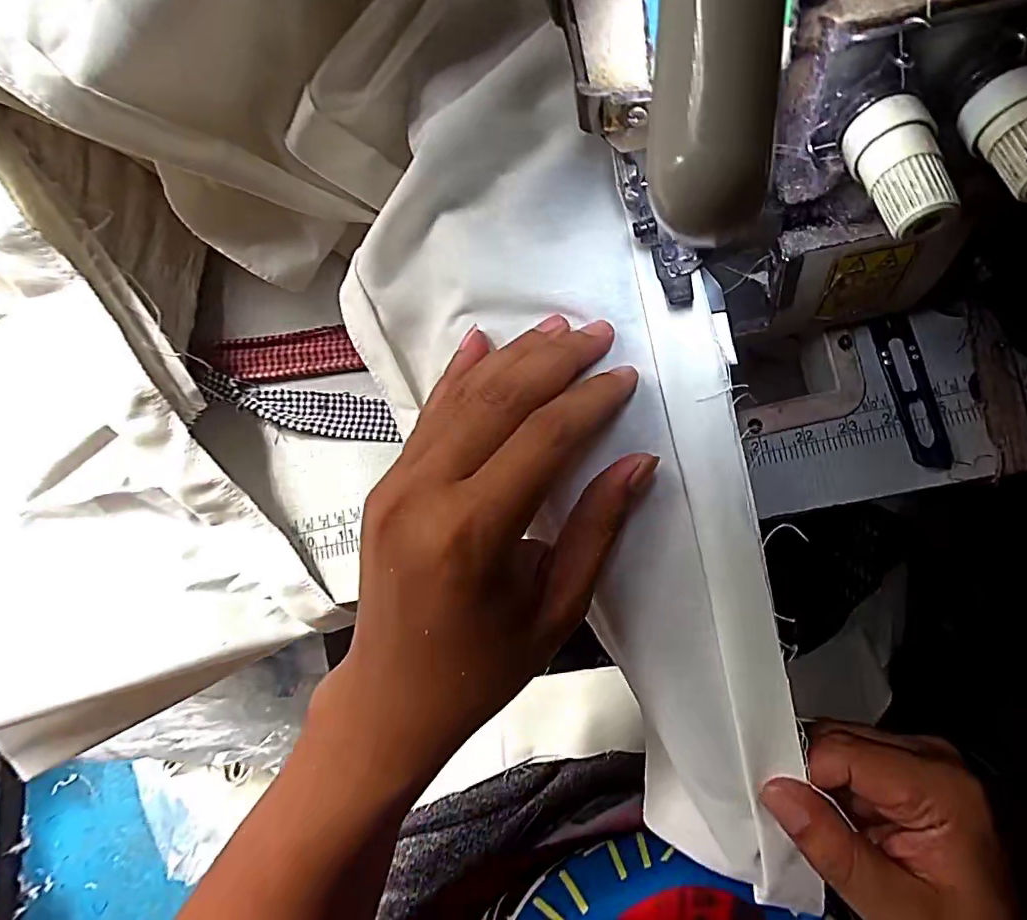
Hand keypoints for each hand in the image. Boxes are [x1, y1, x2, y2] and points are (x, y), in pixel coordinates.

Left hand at [326, 314, 656, 779]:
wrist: (389, 699)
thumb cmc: (479, 668)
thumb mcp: (556, 609)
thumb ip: (598, 528)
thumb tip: (638, 463)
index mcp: (472, 533)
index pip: (543, 439)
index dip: (590, 400)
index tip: (623, 376)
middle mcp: (425, 494)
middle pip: (500, 400)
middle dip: (556, 361)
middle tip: (597, 335)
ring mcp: (397, 483)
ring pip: (463, 396)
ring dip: (514, 356)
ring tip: (557, 328)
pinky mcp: (388, 482)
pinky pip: (430, 414)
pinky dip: (459, 374)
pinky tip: (481, 341)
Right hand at [761, 723, 1015, 919]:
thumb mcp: (894, 906)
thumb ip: (834, 849)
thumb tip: (780, 795)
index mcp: (939, 783)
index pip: (842, 750)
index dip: (800, 774)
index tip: (777, 803)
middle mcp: (933, 757)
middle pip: (840, 740)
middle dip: (808, 777)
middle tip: (797, 825)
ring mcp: (923, 760)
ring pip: (840, 746)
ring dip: (820, 784)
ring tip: (827, 831)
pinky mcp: (910, 769)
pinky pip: (853, 760)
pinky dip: (835, 788)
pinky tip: (841, 824)